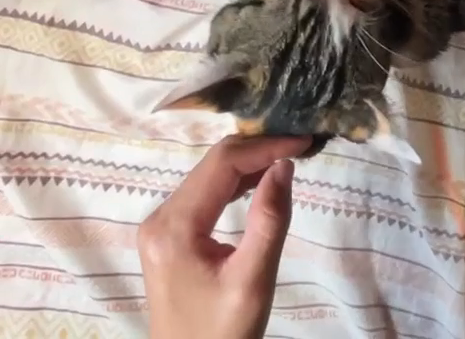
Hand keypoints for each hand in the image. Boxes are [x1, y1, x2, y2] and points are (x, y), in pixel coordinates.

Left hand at [139, 134, 307, 338]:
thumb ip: (269, 219)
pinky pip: (206, 193)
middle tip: (301, 146)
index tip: (304, 143)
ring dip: (250, 162)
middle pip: (214, 164)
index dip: (266, 147)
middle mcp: (160, 218)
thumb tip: (285, 164)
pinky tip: (262, 180)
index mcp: (174, 227)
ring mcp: (162, 226)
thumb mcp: (252, 281)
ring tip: (289, 157)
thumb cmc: (222, 336)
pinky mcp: (170, 236)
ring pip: (210, 174)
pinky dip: (237, 181)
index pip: (223, 164)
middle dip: (259, 149)